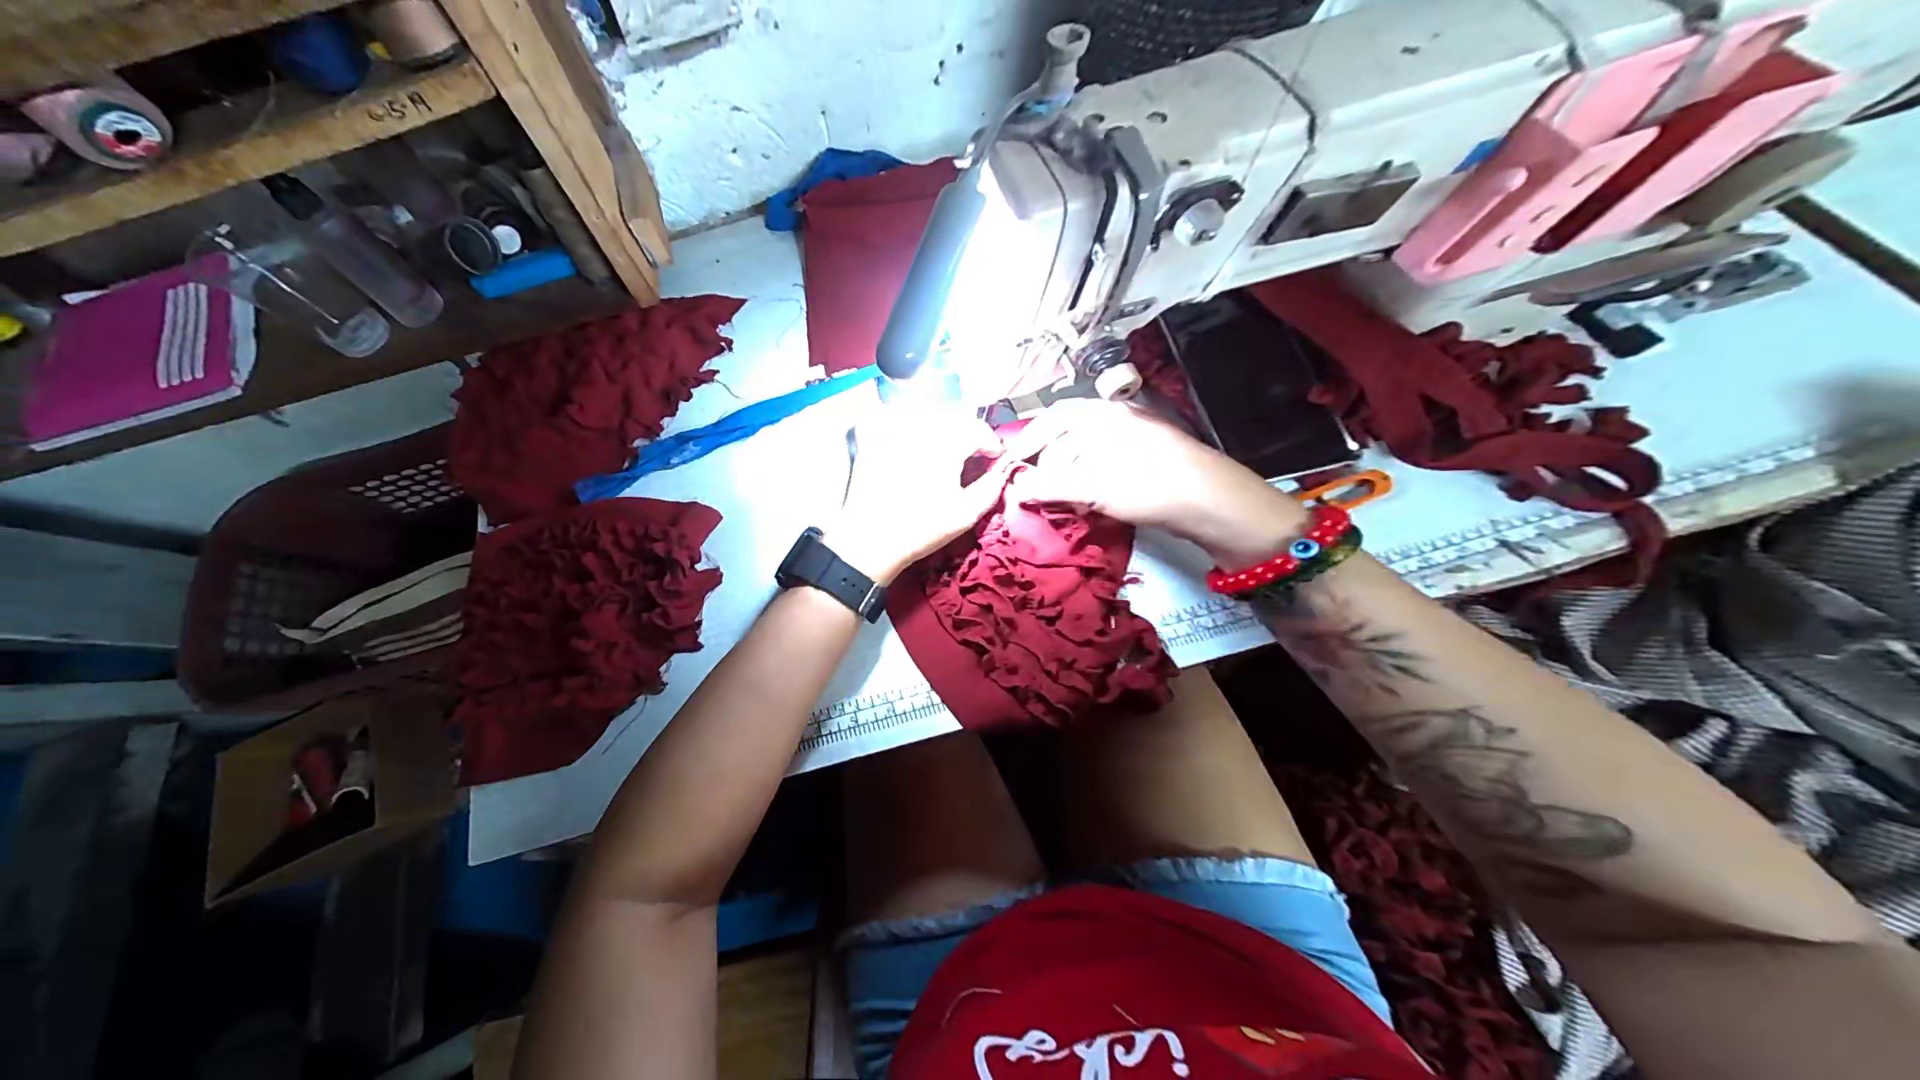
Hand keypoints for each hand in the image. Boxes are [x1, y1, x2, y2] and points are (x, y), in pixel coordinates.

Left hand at [825, 399, 1015, 584]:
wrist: (868, 540)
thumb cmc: (921, 528)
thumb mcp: (966, 514)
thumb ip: (990, 488)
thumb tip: (1001, 473)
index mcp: (947, 442)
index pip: (978, 429)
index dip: (991, 443)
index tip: (994, 458)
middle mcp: (920, 426)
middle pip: (952, 419)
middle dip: (966, 435)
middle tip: (971, 457)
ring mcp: (891, 429)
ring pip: (924, 416)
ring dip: (938, 429)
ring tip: (942, 452)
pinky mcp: (870, 439)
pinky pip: (892, 419)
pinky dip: (904, 426)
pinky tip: (908, 446)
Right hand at [1006, 399, 1308, 570]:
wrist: (1212, 502)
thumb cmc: (1147, 484)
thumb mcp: (1092, 486)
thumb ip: (1051, 484)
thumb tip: (1016, 488)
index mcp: (1102, 413)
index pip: (1052, 419)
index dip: (1027, 440)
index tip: (1010, 464)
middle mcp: (1118, 418)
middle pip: (1068, 437)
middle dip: (1047, 463)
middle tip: (1035, 490)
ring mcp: (1136, 438)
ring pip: (1087, 454)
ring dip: (1068, 477)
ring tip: (1062, 501)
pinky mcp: (1148, 461)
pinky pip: (1106, 467)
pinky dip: (1090, 483)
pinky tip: (1091, 504)